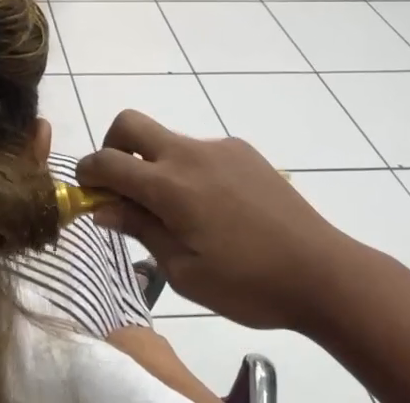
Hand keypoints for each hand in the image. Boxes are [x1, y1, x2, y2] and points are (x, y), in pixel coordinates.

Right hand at [76, 111, 360, 331]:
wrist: (323, 272)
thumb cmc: (248, 284)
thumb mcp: (184, 272)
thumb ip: (141, 230)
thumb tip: (104, 207)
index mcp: (169, 187)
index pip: (107, 162)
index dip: (87, 173)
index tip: (86, 192)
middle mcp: (188, 154)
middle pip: (129, 124)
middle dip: (112, 146)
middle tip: (120, 185)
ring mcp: (218, 148)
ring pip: (167, 140)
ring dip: (155, 165)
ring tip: (180, 215)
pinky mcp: (243, 151)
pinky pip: (201, 152)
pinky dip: (190, 171)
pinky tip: (216, 210)